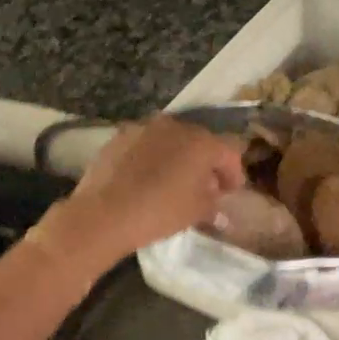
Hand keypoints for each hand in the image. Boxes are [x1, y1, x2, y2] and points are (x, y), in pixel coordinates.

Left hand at [42, 117, 245, 269]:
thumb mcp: (196, 212)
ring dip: (177, 158)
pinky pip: (145, 146)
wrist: (105, 213)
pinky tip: (146, 178)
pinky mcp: (119, 136)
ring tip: (174, 181)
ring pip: (170, 141)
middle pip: (198, 142)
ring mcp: (144, 128)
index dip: (233, 174)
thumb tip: (217, 203)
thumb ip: (213, 203)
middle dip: (204, 163)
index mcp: (201, 142)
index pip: (228, 153)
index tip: (231, 191)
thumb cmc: (160, 212)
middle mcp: (175, 126)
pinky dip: (152, 158)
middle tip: (205, 186)